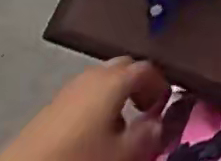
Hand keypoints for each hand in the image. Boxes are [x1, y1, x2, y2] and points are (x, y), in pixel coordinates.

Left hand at [0, 57, 170, 160]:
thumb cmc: (80, 160)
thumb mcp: (123, 154)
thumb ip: (148, 134)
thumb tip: (160, 121)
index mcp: (114, 79)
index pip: (147, 68)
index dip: (161, 84)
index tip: (168, 105)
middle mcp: (93, 75)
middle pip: (124, 69)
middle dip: (139, 85)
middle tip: (148, 111)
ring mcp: (70, 89)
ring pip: (103, 82)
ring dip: (118, 97)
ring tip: (123, 129)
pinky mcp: (53, 107)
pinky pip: (86, 97)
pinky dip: (99, 108)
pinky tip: (95, 137)